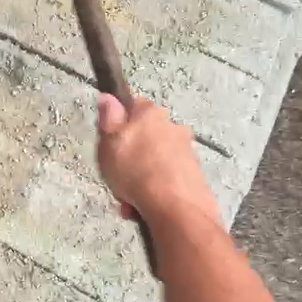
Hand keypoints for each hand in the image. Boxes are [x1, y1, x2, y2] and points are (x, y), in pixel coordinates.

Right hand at [95, 94, 221, 226]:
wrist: (175, 204)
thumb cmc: (134, 169)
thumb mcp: (109, 142)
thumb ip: (108, 118)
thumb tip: (108, 96)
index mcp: (151, 113)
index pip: (132, 105)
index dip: (117, 121)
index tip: (108, 140)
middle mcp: (173, 125)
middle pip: (144, 134)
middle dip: (130, 153)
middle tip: (116, 173)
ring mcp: (186, 148)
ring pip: (154, 157)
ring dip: (140, 173)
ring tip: (128, 197)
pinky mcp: (194, 171)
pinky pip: (166, 175)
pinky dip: (154, 187)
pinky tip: (143, 204)